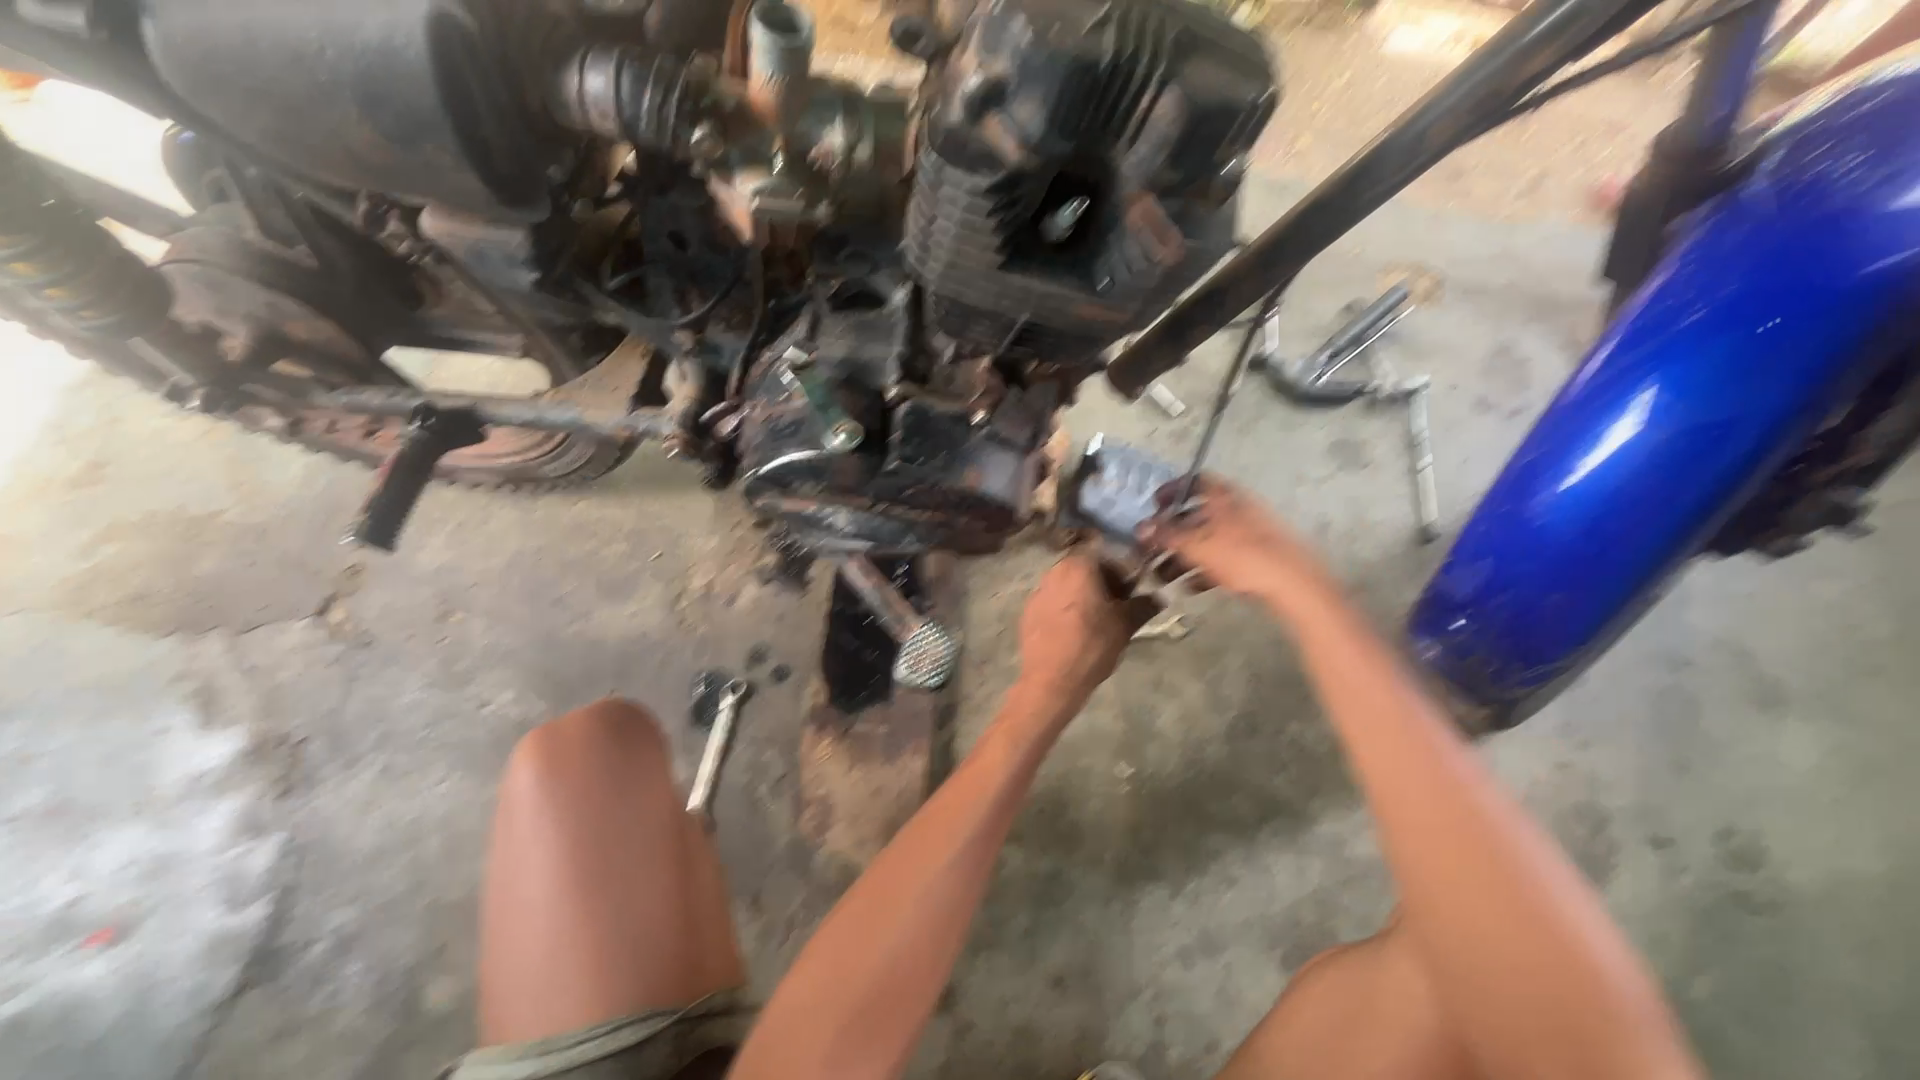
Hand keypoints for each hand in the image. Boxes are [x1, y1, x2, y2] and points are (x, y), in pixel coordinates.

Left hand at [1014, 551, 1158, 714]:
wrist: (1052, 679)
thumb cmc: (1092, 645)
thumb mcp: (1125, 624)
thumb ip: (1143, 605)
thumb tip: (1159, 598)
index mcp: (1078, 566)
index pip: (1106, 556)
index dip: (1122, 573)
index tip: (1130, 594)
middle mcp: (1053, 571)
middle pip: (1084, 569)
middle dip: (1102, 584)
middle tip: (1116, 607)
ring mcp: (1037, 592)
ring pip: (1068, 586)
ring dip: (1083, 597)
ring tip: (1095, 622)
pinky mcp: (1027, 612)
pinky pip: (1053, 603)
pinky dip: (1065, 610)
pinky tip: (1073, 632)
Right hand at [1140, 476, 1336, 611]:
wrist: (1292, 581)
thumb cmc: (1241, 554)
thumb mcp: (1196, 544)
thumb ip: (1166, 535)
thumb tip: (1140, 527)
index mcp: (1223, 496)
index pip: (1194, 481)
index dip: (1172, 490)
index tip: (1154, 505)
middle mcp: (1235, 509)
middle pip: (1197, 515)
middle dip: (1171, 533)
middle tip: (1152, 549)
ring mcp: (1248, 533)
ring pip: (1208, 540)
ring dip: (1183, 556)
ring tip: (1164, 577)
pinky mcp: (1256, 556)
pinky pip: (1223, 558)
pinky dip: (1204, 570)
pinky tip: (1190, 588)